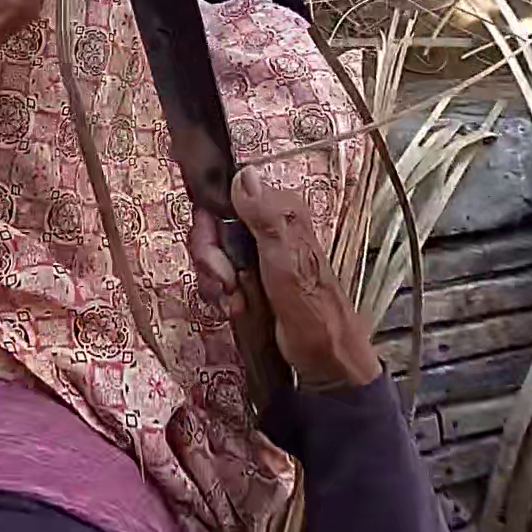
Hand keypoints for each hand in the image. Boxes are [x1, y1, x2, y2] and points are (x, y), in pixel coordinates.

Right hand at [189, 169, 381, 389]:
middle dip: (211, 257)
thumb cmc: (308, 304)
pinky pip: (216, 275)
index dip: (209, 222)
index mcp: (276, 210)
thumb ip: (264, 214)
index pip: (222, 195)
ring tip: (236, 300)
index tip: (213, 247)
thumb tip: (244, 172)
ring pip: (210, 252)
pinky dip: (220, 293)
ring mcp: (254, 251)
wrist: (322, 359)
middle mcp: (262, 224)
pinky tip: (236, 308)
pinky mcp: (247, 276)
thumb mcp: (285, 256)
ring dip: (215, 280)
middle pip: (211, 226)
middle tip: (226, 280)